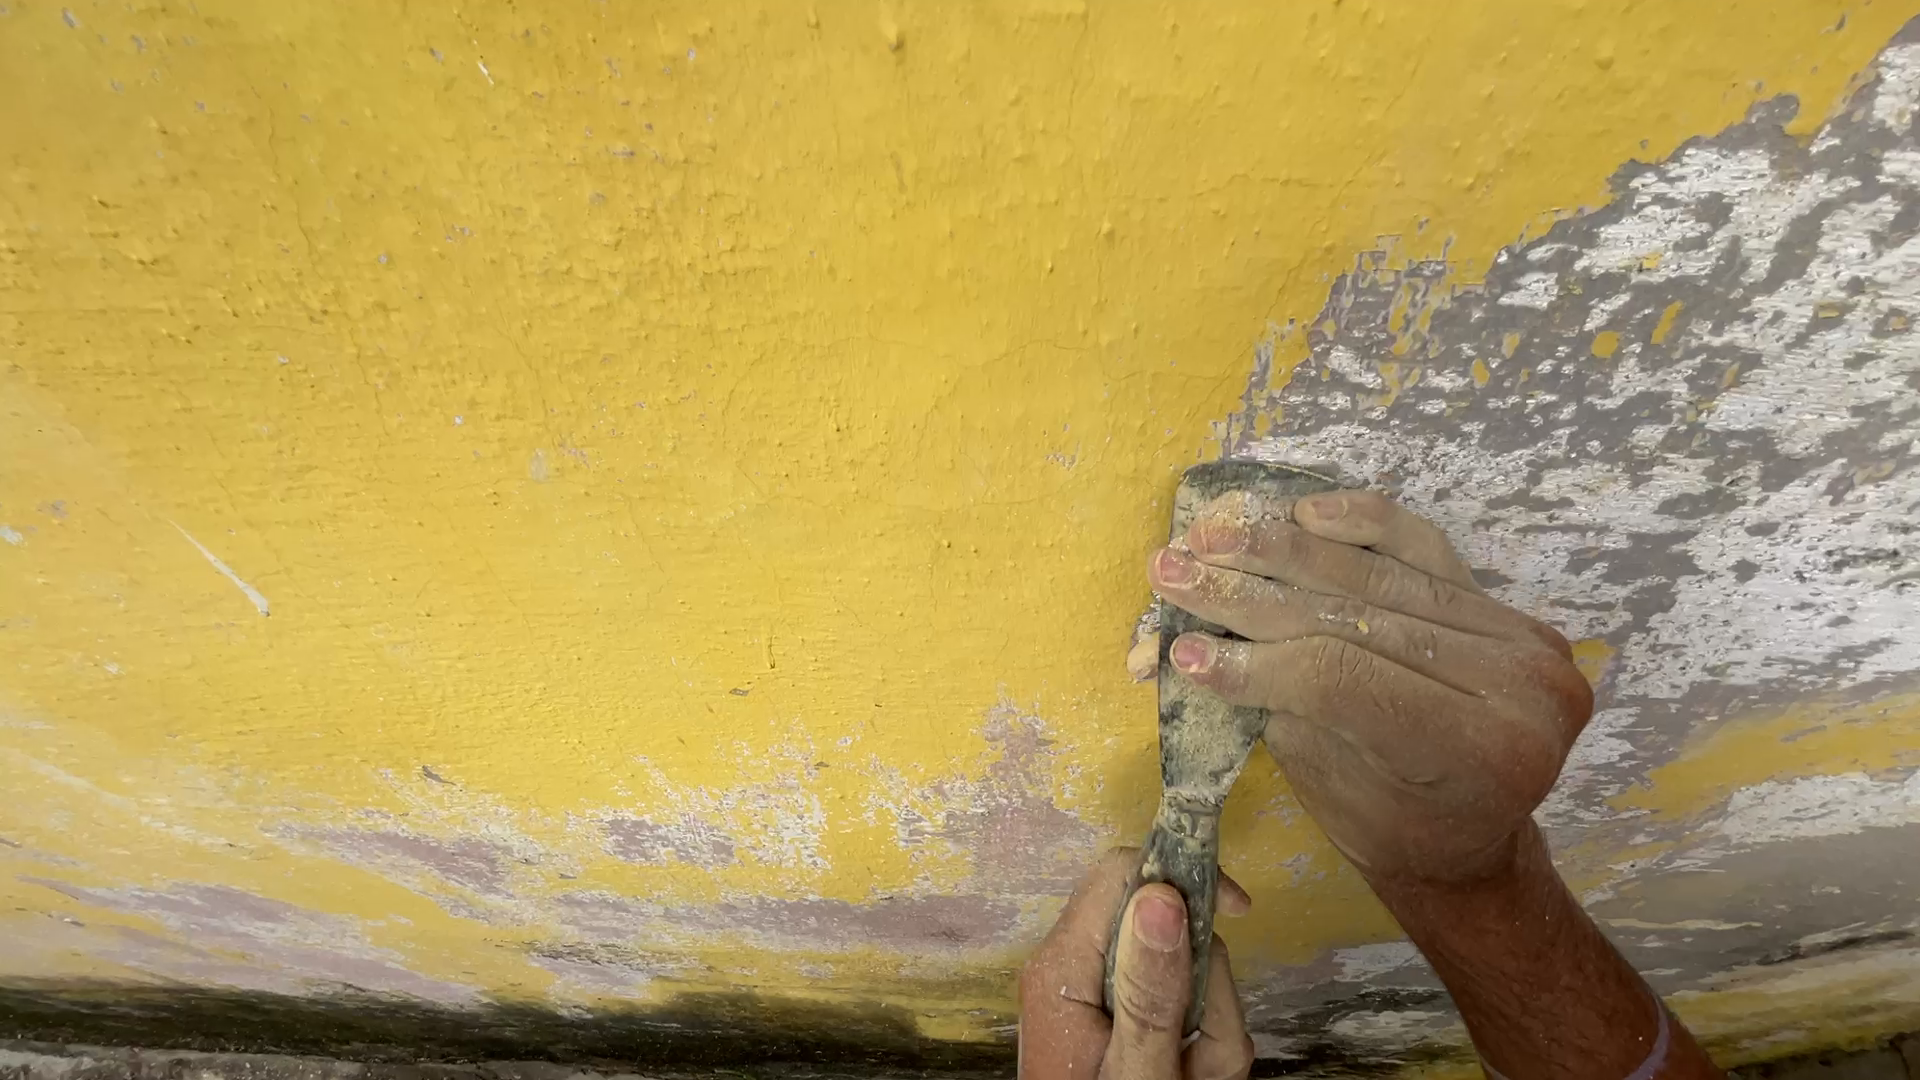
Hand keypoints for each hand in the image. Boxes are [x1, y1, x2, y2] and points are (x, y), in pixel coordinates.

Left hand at [1018, 849, 1254, 1079]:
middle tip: (1206, 1048)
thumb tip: (1160, 895)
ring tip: (1194, 1077)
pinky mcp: (1116, 1014)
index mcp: (1064, 964)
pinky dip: (1201, 1040)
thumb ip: (1149, 991)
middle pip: (1158, 921)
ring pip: (1179, 966)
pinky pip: (1177, 1001)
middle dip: (1203, 978)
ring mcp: (1095, 990)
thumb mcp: (1139, 1074)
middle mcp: (1073, 964)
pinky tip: (1190, 1077)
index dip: (1180, 876)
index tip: (1240, 909)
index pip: (1120, 873)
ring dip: (1208, 1021)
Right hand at [1140, 489, 1591, 884]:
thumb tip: (1179, 648)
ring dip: (1276, 548)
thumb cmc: (1385, 825)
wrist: (1466, 828)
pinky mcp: (1497, 603)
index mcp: (1475, 752)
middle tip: (1170, 569)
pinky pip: (1420, 544)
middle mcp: (1515, 685)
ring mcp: (1516, 635)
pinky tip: (1301, 510)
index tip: (1178, 651)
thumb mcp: (1321, 778)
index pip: (1338, 680)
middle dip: (1245, 590)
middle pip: (1350, 614)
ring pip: (1373, 571)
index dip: (1252, 661)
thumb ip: (1267, 701)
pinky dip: (1358, 519)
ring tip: (1206, 535)